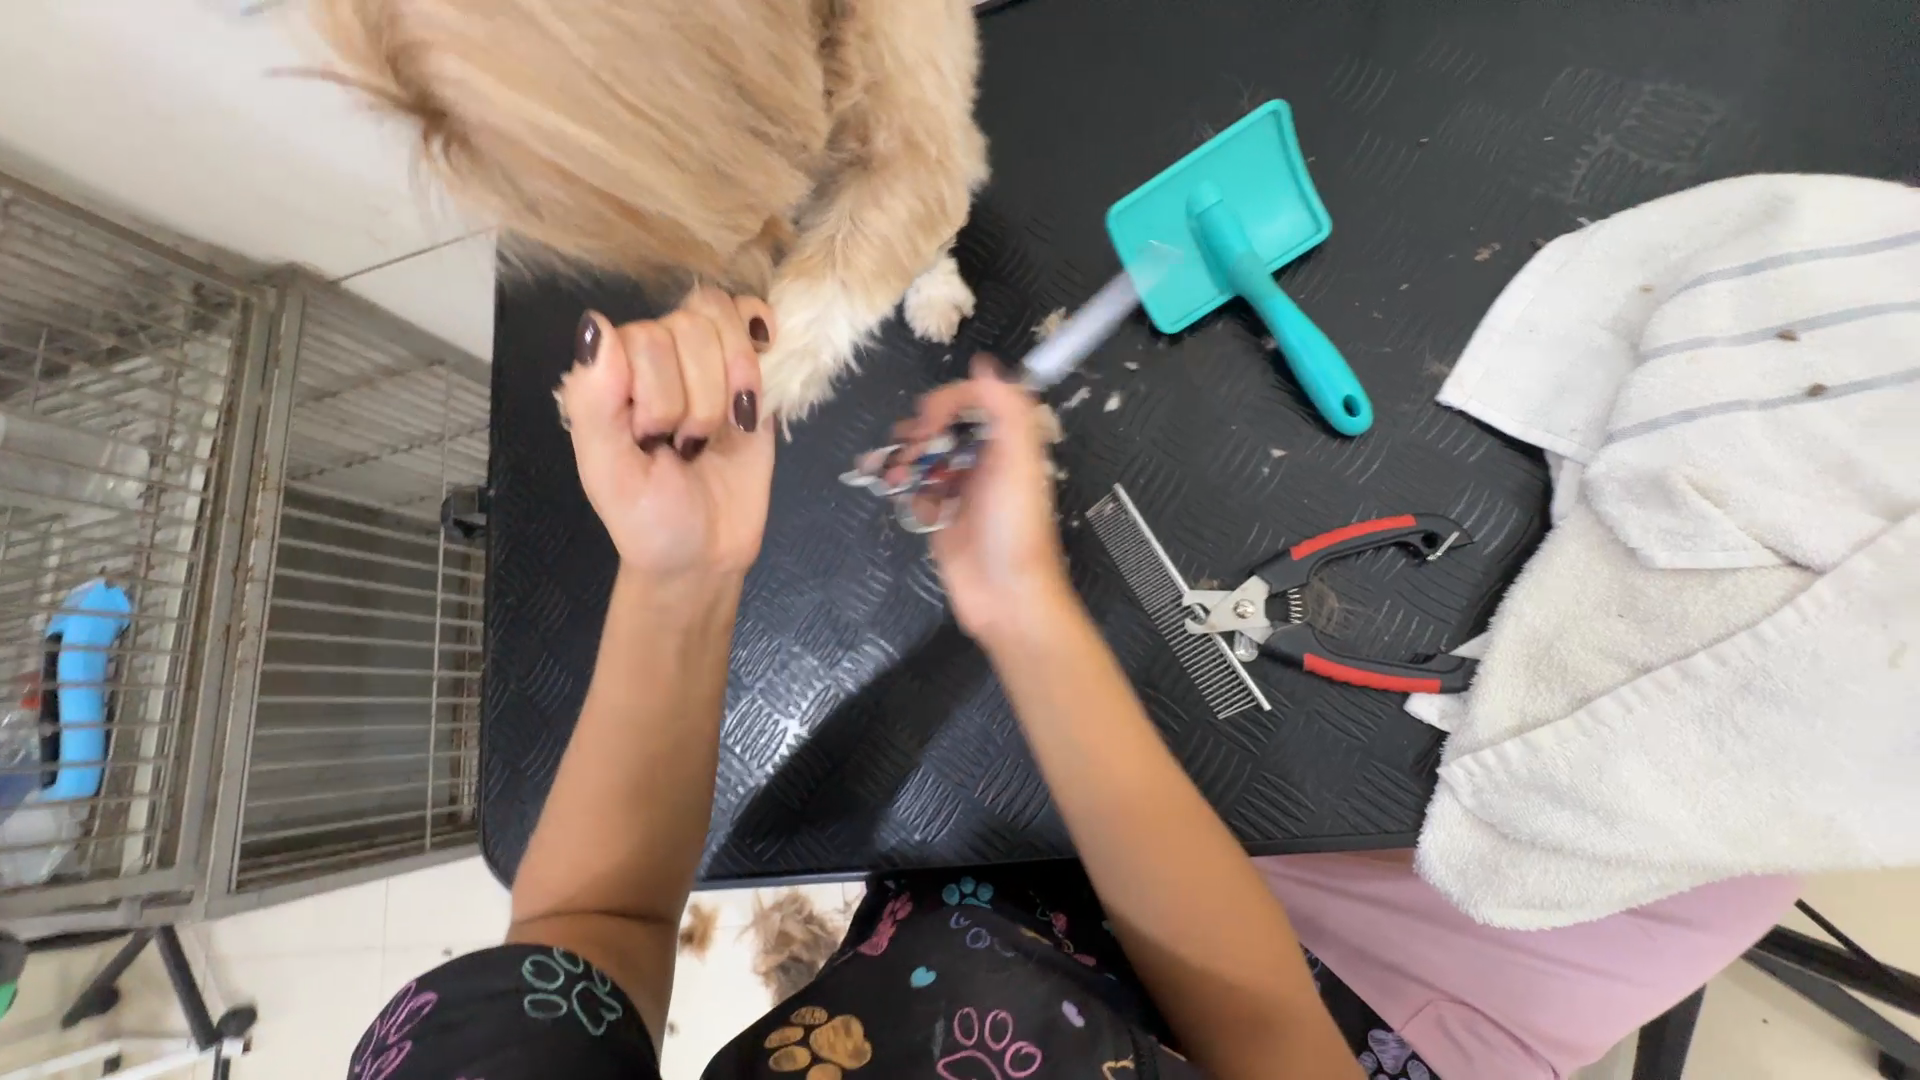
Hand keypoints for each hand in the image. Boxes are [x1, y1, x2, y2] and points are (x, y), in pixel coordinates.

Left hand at [556, 287, 775, 592]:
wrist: (704, 554)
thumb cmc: (649, 520)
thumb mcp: (609, 473)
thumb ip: (594, 401)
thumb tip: (596, 325)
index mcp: (612, 376)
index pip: (645, 337)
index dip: (661, 392)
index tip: (654, 442)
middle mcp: (655, 359)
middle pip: (691, 325)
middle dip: (699, 398)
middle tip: (688, 445)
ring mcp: (706, 363)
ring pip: (725, 322)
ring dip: (732, 383)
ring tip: (721, 429)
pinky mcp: (749, 377)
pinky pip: (753, 320)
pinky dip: (760, 341)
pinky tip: (755, 380)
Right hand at [897, 356, 1071, 642]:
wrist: (1006, 597)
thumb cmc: (1016, 530)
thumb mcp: (1019, 462)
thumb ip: (1006, 409)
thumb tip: (984, 365)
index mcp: (1007, 445)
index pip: (973, 402)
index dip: (948, 402)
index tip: (929, 419)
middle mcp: (983, 464)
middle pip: (943, 428)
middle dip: (919, 430)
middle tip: (910, 446)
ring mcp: (959, 492)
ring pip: (924, 458)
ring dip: (904, 459)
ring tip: (893, 473)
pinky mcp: (939, 519)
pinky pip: (915, 492)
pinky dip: (904, 490)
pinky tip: (902, 496)